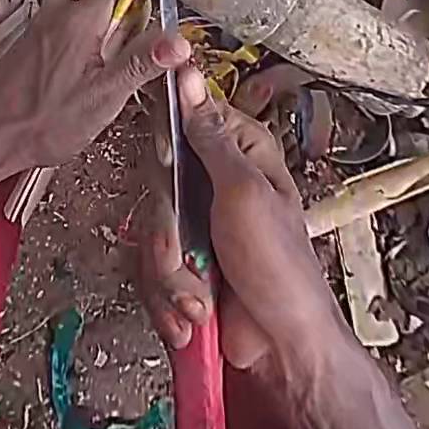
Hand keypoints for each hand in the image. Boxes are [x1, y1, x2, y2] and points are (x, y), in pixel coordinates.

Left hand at [0, 0, 191, 179]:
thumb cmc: (40, 122)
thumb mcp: (103, 97)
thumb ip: (141, 63)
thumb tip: (178, 42)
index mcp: (79, 17)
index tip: (162, 13)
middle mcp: (57, 12)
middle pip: (108, 3)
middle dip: (126, 30)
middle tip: (126, 68)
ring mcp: (42, 25)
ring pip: (89, 22)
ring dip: (103, 46)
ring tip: (98, 83)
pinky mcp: (32, 42)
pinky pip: (69, 35)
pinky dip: (82, 53)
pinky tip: (76, 85)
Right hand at [139, 67, 342, 369]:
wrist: (281, 352)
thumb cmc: (279, 268)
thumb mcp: (244, 193)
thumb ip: (210, 137)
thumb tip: (188, 76)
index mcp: (237, 150)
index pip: (184, 117)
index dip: (167, 144)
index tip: (169, 169)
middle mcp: (212, 179)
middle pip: (156, 179)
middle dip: (166, 233)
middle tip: (187, 256)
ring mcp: (193, 221)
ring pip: (147, 228)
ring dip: (169, 275)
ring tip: (198, 300)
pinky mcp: (179, 257)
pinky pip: (147, 265)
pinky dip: (166, 297)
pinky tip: (191, 315)